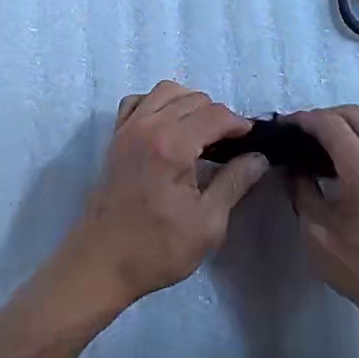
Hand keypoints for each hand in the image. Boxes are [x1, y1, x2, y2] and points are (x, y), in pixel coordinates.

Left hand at [61, 81, 266, 307]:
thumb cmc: (157, 249)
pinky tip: (169, 128)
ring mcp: (127, 129)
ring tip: (202, 134)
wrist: (99, 266)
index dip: (240, 125)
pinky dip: (159, 105)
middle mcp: (148, 126)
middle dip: (218, 116)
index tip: (252, 142)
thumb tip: (258, 157)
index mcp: (172, 145)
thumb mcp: (208, 223)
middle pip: (194, 98)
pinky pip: (139, 101)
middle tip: (230, 145)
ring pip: (167, 91)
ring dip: (190, 104)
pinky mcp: (115, 139)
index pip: (216, 115)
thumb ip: (235, 182)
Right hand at [287, 106, 358, 338]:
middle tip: (302, 132)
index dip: (306, 119)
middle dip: (326, 116)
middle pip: (357, 117)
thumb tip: (294, 169)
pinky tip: (350, 168)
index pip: (333, 126)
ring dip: (348, 129)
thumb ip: (303, 193)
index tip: (286, 125)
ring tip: (323, 148)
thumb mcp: (318, 236)